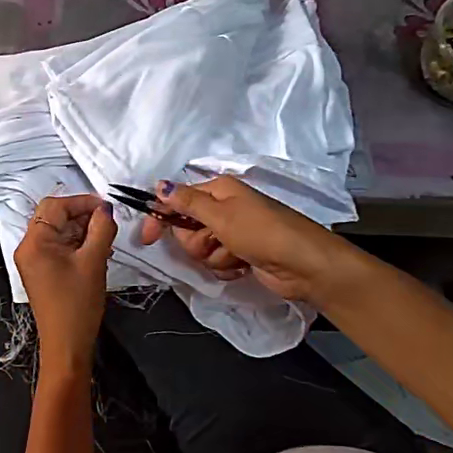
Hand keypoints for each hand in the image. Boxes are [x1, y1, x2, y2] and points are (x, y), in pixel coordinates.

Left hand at [14, 194, 116, 370]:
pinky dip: (77, 244)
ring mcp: (33, 260)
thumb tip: (106, 209)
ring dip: (82, 230)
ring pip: (58, 231)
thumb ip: (101, 229)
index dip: (81, 201)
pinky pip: (58, 247)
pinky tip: (97, 251)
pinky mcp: (42, 271)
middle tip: (108, 223)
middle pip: (53, 216)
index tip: (107, 207)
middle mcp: (28, 247)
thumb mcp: (93, 261)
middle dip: (82, 215)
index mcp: (34, 242)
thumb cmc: (77, 304)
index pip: (54, 205)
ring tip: (105, 240)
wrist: (66, 344)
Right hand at [136, 175, 356, 304]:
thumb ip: (187, 202)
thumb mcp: (221, 215)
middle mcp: (223, 208)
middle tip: (216, 241)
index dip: (160, 218)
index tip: (147, 238)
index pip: (176, 200)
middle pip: (185, 228)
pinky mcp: (239, 254)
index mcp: (218, 190)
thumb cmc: (263, 232)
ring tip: (236, 254)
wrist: (305, 265)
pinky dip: (225, 267)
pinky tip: (242, 266)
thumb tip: (159, 185)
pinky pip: (215, 262)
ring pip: (199, 248)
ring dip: (213, 256)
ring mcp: (232, 233)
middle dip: (196, 241)